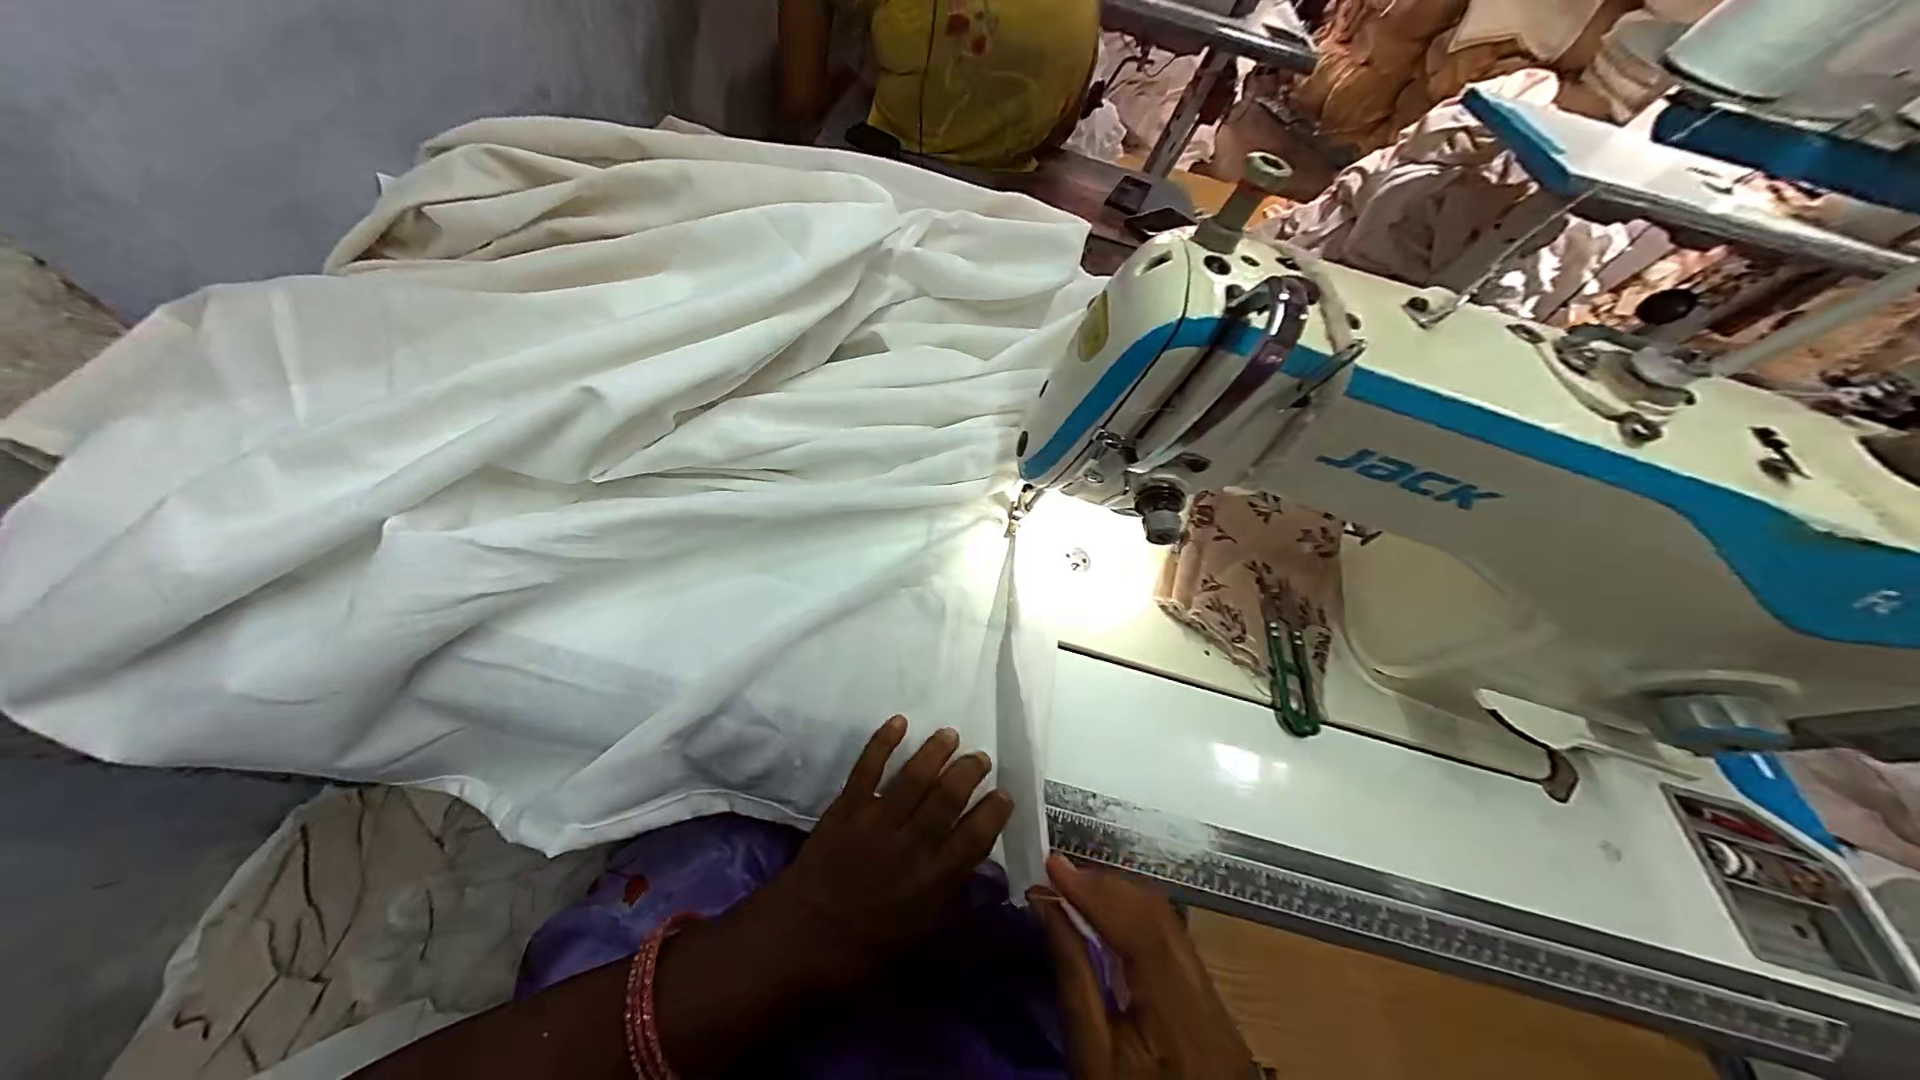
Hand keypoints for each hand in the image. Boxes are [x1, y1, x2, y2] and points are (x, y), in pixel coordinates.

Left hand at [762, 714, 1013, 983]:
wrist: (804, 939)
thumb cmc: (868, 946)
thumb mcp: (923, 934)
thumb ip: (953, 897)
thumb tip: (980, 870)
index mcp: (935, 879)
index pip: (976, 835)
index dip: (994, 811)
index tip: (1004, 794)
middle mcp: (912, 845)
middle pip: (948, 797)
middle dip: (970, 771)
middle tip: (980, 758)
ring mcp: (877, 823)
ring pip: (914, 777)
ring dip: (936, 751)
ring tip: (950, 735)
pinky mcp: (847, 809)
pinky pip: (867, 769)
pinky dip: (883, 742)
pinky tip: (899, 721)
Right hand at [1029, 854, 1255, 1079]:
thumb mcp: (1089, 1056)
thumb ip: (1072, 974)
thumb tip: (1047, 905)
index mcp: (1181, 1025)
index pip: (1142, 933)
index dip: (1096, 891)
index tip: (1053, 865)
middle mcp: (1211, 1004)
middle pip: (1161, 918)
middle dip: (1106, 887)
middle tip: (1059, 873)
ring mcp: (1218, 1004)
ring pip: (1170, 923)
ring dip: (1120, 898)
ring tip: (1075, 888)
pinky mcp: (1214, 1004)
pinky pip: (1174, 941)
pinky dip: (1136, 918)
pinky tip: (1106, 915)